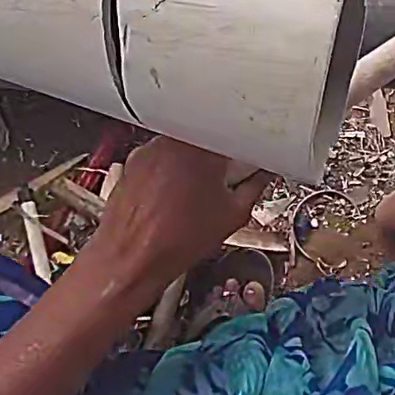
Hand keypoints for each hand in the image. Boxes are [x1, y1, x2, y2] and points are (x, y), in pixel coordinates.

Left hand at [82, 138, 273, 293]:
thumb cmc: (175, 243)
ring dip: (193, 162)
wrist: (130, 261)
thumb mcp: (233, 214)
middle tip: (225, 180)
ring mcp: (150, 149)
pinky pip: (161, 157)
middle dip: (219, 155)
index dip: (246, 147)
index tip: (250, 160)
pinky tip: (173, 197)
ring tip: (195, 194)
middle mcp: (175, 141)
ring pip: (184, 146)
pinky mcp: (134, 161)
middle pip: (208, 136)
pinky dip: (170, 170)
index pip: (235, 133)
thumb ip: (256, 185)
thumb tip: (264, 174)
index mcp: (204, 148)